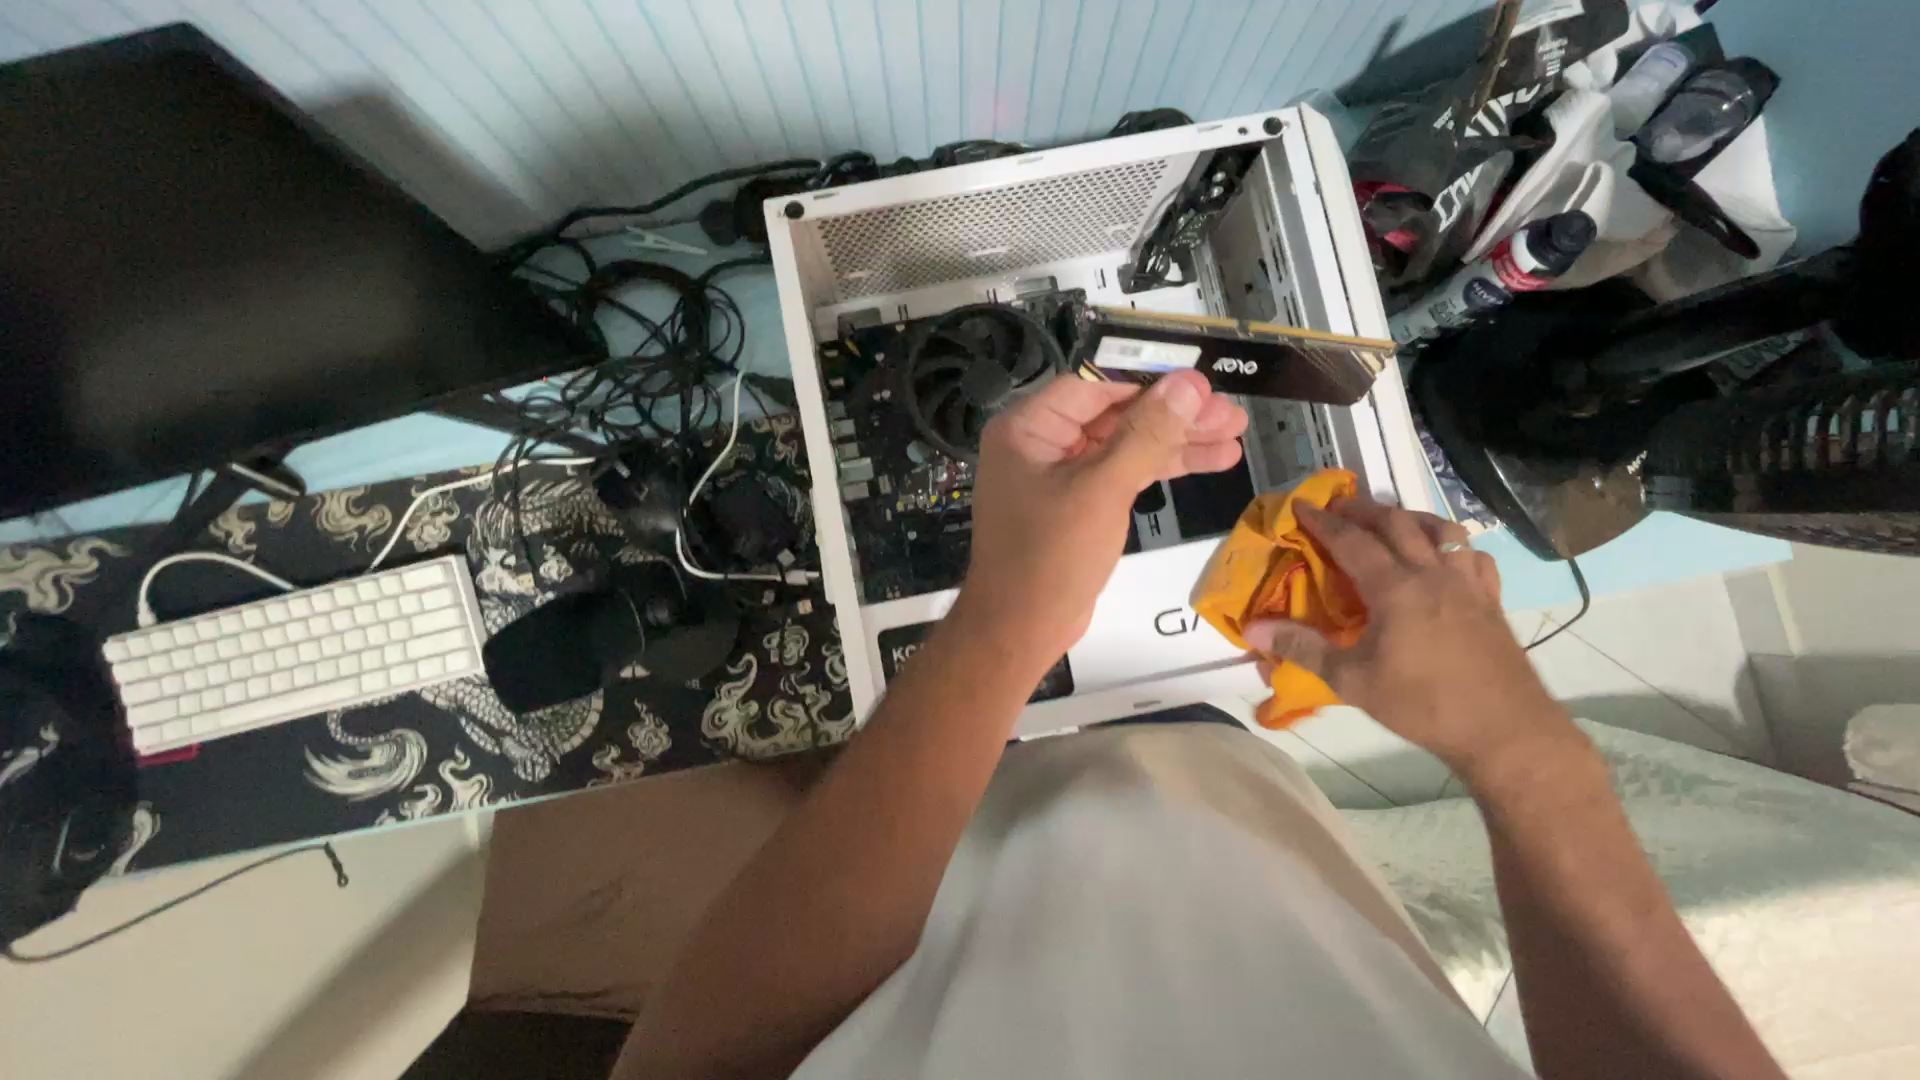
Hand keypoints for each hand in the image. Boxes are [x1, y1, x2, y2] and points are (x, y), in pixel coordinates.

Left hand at [953, 370, 1246, 664]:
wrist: (1021, 629)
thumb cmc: (1050, 557)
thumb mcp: (1102, 490)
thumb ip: (1146, 435)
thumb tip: (1188, 385)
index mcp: (1028, 428)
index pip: (1095, 386)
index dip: (1149, 381)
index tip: (1201, 382)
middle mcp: (1041, 443)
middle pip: (1116, 414)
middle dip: (1173, 415)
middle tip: (1231, 413)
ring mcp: (1060, 474)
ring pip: (1125, 445)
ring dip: (1177, 441)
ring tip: (1234, 434)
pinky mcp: (1078, 503)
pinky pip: (1123, 473)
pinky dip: (1161, 468)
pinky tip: (1208, 460)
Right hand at [1243, 496, 1589, 789]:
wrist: (1504, 730)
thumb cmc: (1422, 704)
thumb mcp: (1351, 680)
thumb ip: (1302, 648)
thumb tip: (1254, 628)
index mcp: (1396, 589)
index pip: (1352, 541)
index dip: (1324, 521)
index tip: (1302, 505)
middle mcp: (1433, 575)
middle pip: (1397, 523)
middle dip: (1364, 509)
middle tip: (1339, 507)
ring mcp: (1468, 585)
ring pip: (1442, 530)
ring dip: (1411, 517)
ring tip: (1391, 521)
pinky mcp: (1491, 601)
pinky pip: (1473, 556)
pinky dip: (1452, 546)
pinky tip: (1443, 558)